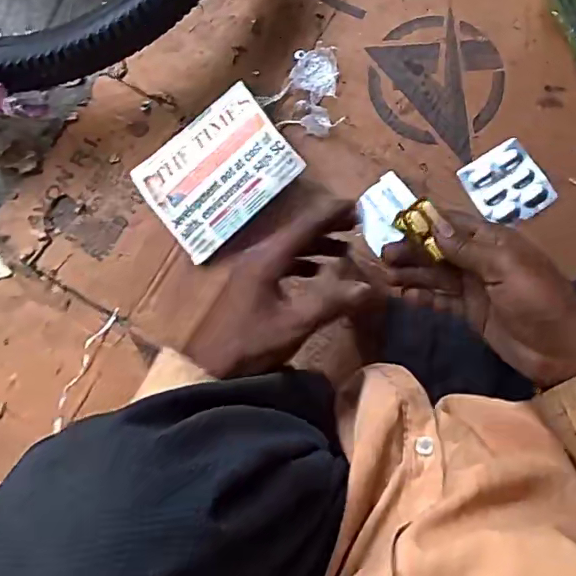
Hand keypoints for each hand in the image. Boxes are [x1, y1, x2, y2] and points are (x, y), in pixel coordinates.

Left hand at [183, 185, 377, 379]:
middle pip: (298, 232)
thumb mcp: (294, 324)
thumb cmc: (250, 344)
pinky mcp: (251, 282)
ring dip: (317, 244)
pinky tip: (320, 271)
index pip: (305, 226)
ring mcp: (253, 268)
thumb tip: (367, 287)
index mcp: (268, 258)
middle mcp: (259, 255)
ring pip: (290, 247)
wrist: (207, 368)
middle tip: (356, 222)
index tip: (357, 206)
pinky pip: (282, 261)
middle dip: (327, 226)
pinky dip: (304, 261)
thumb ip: (330, 303)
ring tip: (345, 246)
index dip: (332, 214)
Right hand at [377, 210, 575, 387]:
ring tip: (385, 275)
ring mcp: (474, 286)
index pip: (452, 223)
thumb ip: (467, 249)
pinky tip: (404, 296)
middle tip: (383, 255)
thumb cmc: (538, 300)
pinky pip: (441, 299)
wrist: (564, 352)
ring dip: (412, 272)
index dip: (424, 221)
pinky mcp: (471, 311)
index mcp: (491, 240)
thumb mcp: (504, 268)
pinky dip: (423, 296)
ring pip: (436, 273)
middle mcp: (480, 258)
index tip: (395, 222)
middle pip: (438, 248)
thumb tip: (434, 224)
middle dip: (411, 249)